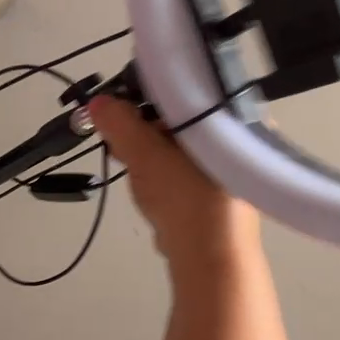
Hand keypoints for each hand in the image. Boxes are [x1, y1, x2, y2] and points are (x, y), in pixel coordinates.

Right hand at [89, 95, 259, 271]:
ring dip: (150, 152)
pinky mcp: (222, 183)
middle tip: (119, 145)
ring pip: (181, 142)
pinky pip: (187, 164)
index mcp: (233, 112)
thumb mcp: (145, 155)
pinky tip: (151, 185)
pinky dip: (164, 170)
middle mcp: (241, 130)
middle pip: (181, 116)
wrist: (207, 250)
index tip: (117, 115)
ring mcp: (232, 159)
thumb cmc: (183, 195)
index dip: (146, 97)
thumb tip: (98, 101)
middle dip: (143, 129)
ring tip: (132, 166)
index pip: (184, 89)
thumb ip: (120, 125)